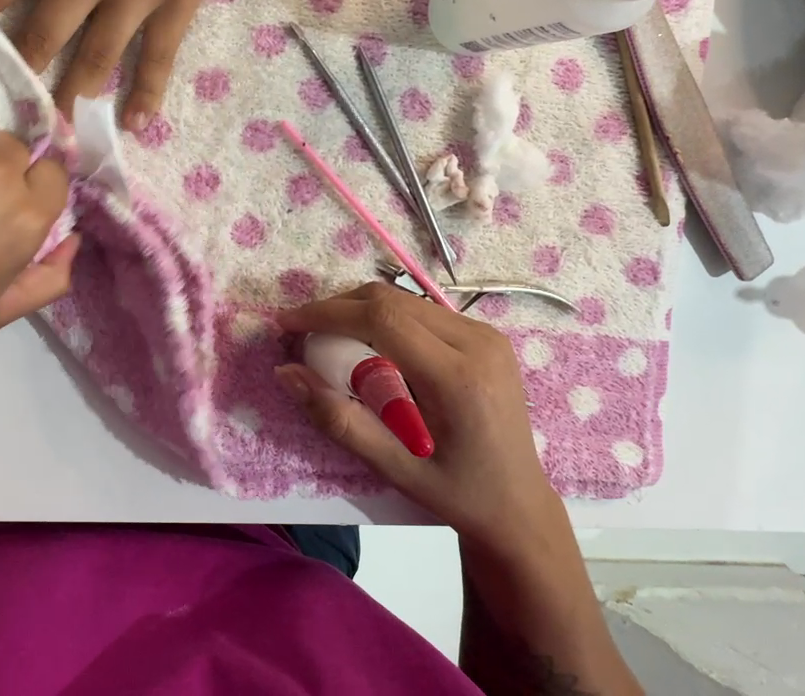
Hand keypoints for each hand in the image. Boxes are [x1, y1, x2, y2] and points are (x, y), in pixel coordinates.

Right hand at [275, 283, 564, 553]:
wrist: (518, 506)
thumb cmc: (455, 492)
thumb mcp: (391, 465)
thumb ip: (337, 418)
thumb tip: (286, 372)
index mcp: (458, 377)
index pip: (381, 318)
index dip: (328, 313)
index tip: (289, 324)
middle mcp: (477, 344)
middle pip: (390, 299)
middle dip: (338, 307)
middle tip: (304, 331)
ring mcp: (486, 335)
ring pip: (403, 299)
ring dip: (359, 310)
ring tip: (330, 337)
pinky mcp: (485, 336)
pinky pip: (420, 311)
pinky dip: (384, 318)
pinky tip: (368, 345)